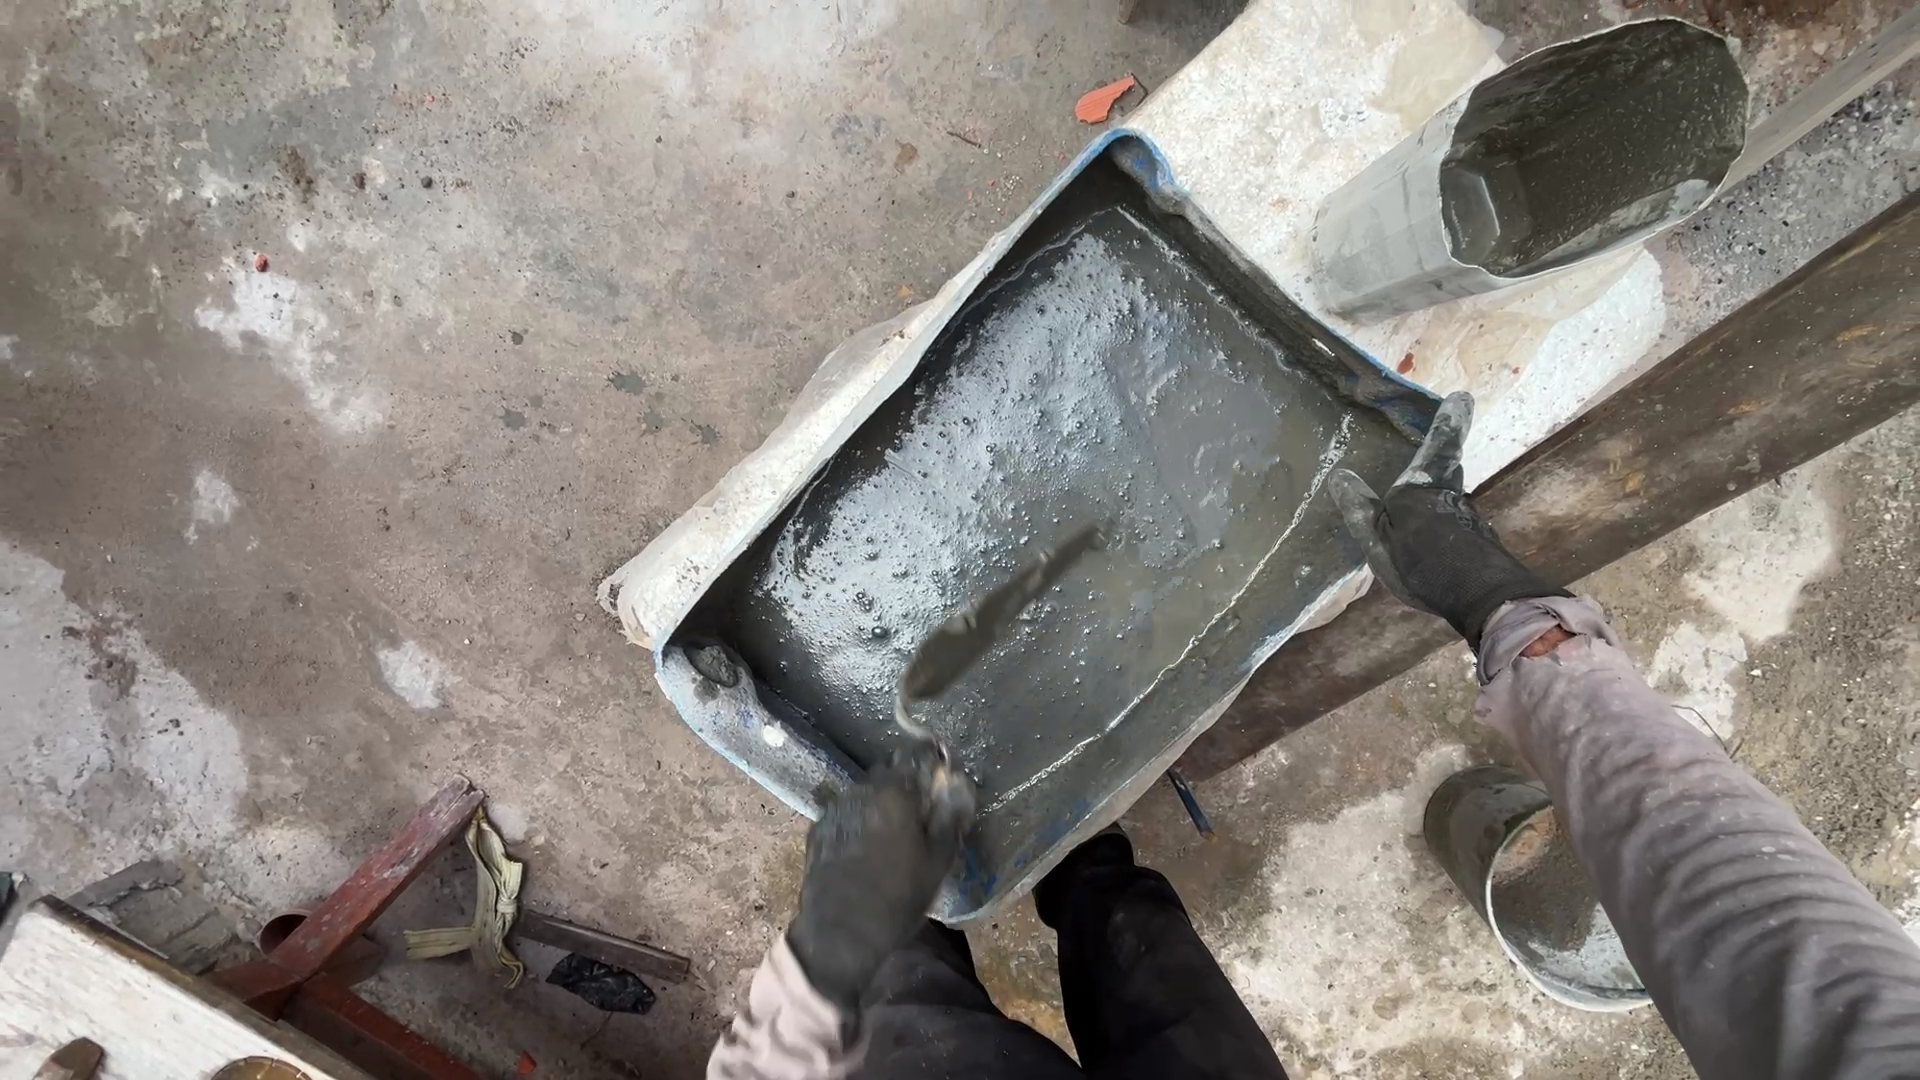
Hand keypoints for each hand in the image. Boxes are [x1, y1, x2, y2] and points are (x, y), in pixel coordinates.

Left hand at [786, 741, 975, 1014]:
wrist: (840, 935)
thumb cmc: (898, 897)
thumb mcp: (938, 860)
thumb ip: (950, 815)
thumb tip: (959, 783)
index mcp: (895, 791)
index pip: (916, 755)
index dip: (930, 763)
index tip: (938, 780)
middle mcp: (862, 789)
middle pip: (888, 772)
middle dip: (903, 786)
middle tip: (915, 816)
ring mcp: (836, 808)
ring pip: (865, 792)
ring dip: (878, 803)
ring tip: (888, 836)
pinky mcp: (818, 828)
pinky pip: (846, 812)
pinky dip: (857, 821)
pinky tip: (862, 849)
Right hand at [1329, 392, 1566, 651]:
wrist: (1479, 597)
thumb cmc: (1421, 558)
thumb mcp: (1376, 534)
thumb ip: (1358, 506)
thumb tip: (1339, 473)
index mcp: (1424, 486)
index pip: (1439, 444)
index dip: (1449, 420)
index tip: (1461, 396)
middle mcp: (1449, 496)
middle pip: (1447, 469)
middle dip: (1442, 455)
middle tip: (1440, 438)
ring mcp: (1465, 520)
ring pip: (1448, 496)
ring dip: (1437, 490)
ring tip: (1421, 492)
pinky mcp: (1472, 544)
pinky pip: (1449, 520)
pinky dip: (1439, 518)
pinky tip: (1428, 532)